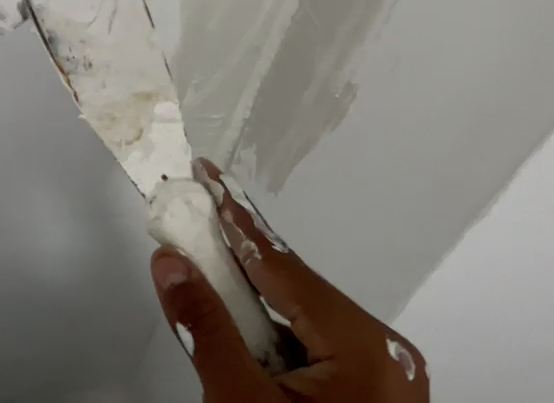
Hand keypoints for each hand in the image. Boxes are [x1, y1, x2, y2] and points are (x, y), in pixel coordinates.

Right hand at [152, 160, 427, 400]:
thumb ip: (205, 326)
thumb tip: (169, 260)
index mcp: (364, 348)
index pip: (281, 265)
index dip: (234, 216)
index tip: (204, 172)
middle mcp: (384, 352)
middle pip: (292, 285)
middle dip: (235, 260)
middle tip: (190, 225)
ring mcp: (383, 374)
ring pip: (299, 312)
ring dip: (249, 297)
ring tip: (206, 278)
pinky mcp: (371, 391)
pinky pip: (311, 338)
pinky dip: (270, 327)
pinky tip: (241, 328)